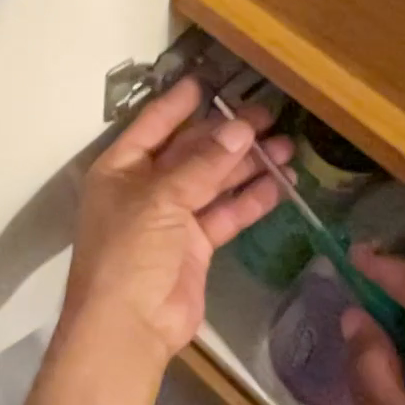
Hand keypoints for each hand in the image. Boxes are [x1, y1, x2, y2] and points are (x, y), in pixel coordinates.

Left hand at [61, 77, 290, 359]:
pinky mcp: (194, 247)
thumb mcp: (160, 199)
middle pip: (189, 153)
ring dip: (246, 165)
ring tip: (285, 145)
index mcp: (120, 170)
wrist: (128, 325)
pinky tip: (280, 183)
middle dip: (226, 135)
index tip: (212, 80)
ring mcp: (169, 219)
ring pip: (212, 183)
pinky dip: (250, 200)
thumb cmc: (129, 252)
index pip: (153, 125)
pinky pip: (225, 214)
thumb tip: (240, 129)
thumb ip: (201, 164)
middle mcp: (143, 189)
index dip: (180, 103)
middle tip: (269, 114)